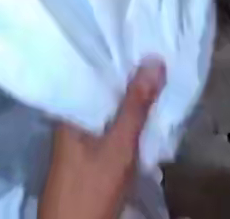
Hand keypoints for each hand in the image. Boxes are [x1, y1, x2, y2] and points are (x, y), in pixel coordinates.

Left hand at [39, 58, 165, 218]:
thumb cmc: (91, 189)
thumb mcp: (118, 147)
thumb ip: (136, 106)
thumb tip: (155, 58)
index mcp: (70, 109)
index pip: (95, 69)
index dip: (120, 55)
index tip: (144, 40)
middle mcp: (71, 119)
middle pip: (103, 90)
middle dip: (129, 78)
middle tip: (159, 57)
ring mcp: (78, 140)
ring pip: (108, 110)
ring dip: (130, 101)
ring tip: (157, 79)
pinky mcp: (87, 158)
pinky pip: (110, 127)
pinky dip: (126, 121)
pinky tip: (145, 116)